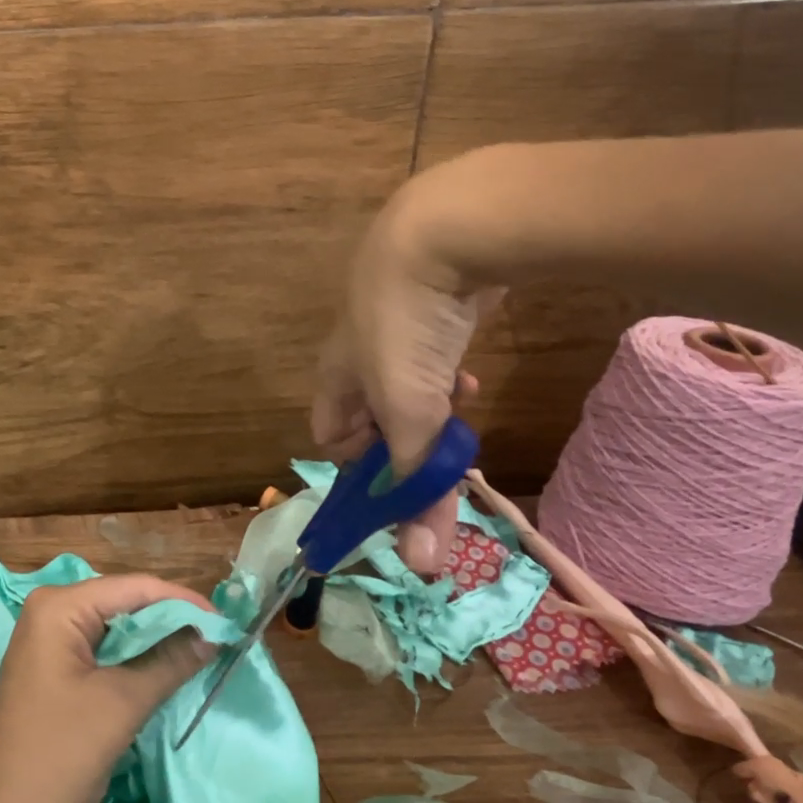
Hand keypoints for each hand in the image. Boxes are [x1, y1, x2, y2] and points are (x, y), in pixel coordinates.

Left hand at [0, 575, 215, 802]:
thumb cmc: (58, 749)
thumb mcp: (118, 705)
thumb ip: (167, 663)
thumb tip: (211, 633)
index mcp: (59, 605)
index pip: (133, 588)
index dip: (183, 600)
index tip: (228, 621)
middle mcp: (51, 610)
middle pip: (124, 602)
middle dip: (171, 618)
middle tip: (219, 635)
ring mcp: (49, 640)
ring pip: (115, 628)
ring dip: (156, 639)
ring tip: (202, 649)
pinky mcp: (53, 668)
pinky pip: (102, 650)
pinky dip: (135, 658)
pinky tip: (165, 668)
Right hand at [312, 180, 498, 573]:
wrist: (439, 234)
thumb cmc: (405, 326)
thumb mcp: (412, 413)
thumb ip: (419, 486)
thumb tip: (420, 568)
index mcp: (334, 379)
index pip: (332, 442)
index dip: (362, 475)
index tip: (405, 496)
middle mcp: (355, 358)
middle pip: (373, 420)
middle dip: (408, 448)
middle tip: (444, 464)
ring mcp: (392, 332)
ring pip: (408, 392)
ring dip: (434, 415)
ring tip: (459, 418)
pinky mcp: (429, 314)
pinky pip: (432, 361)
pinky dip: (449, 379)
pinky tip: (470, 375)